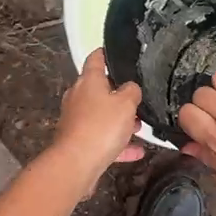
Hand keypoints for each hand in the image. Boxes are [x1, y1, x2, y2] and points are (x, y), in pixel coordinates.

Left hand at [46, 49, 145, 197]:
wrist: (76, 163)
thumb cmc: (102, 126)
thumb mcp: (126, 103)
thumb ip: (132, 91)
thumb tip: (130, 87)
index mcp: (88, 80)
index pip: (96, 58)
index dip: (106, 53)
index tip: (117, 52)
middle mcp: (79, 96)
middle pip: (99, 89)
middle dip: (119, 94)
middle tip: (138, 98)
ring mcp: (76, 119)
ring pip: (101, 114)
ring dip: (119, 120)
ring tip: (140, 126)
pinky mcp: (78, 141)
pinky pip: (102, 137)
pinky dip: (118, 143)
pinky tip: (137, 151)